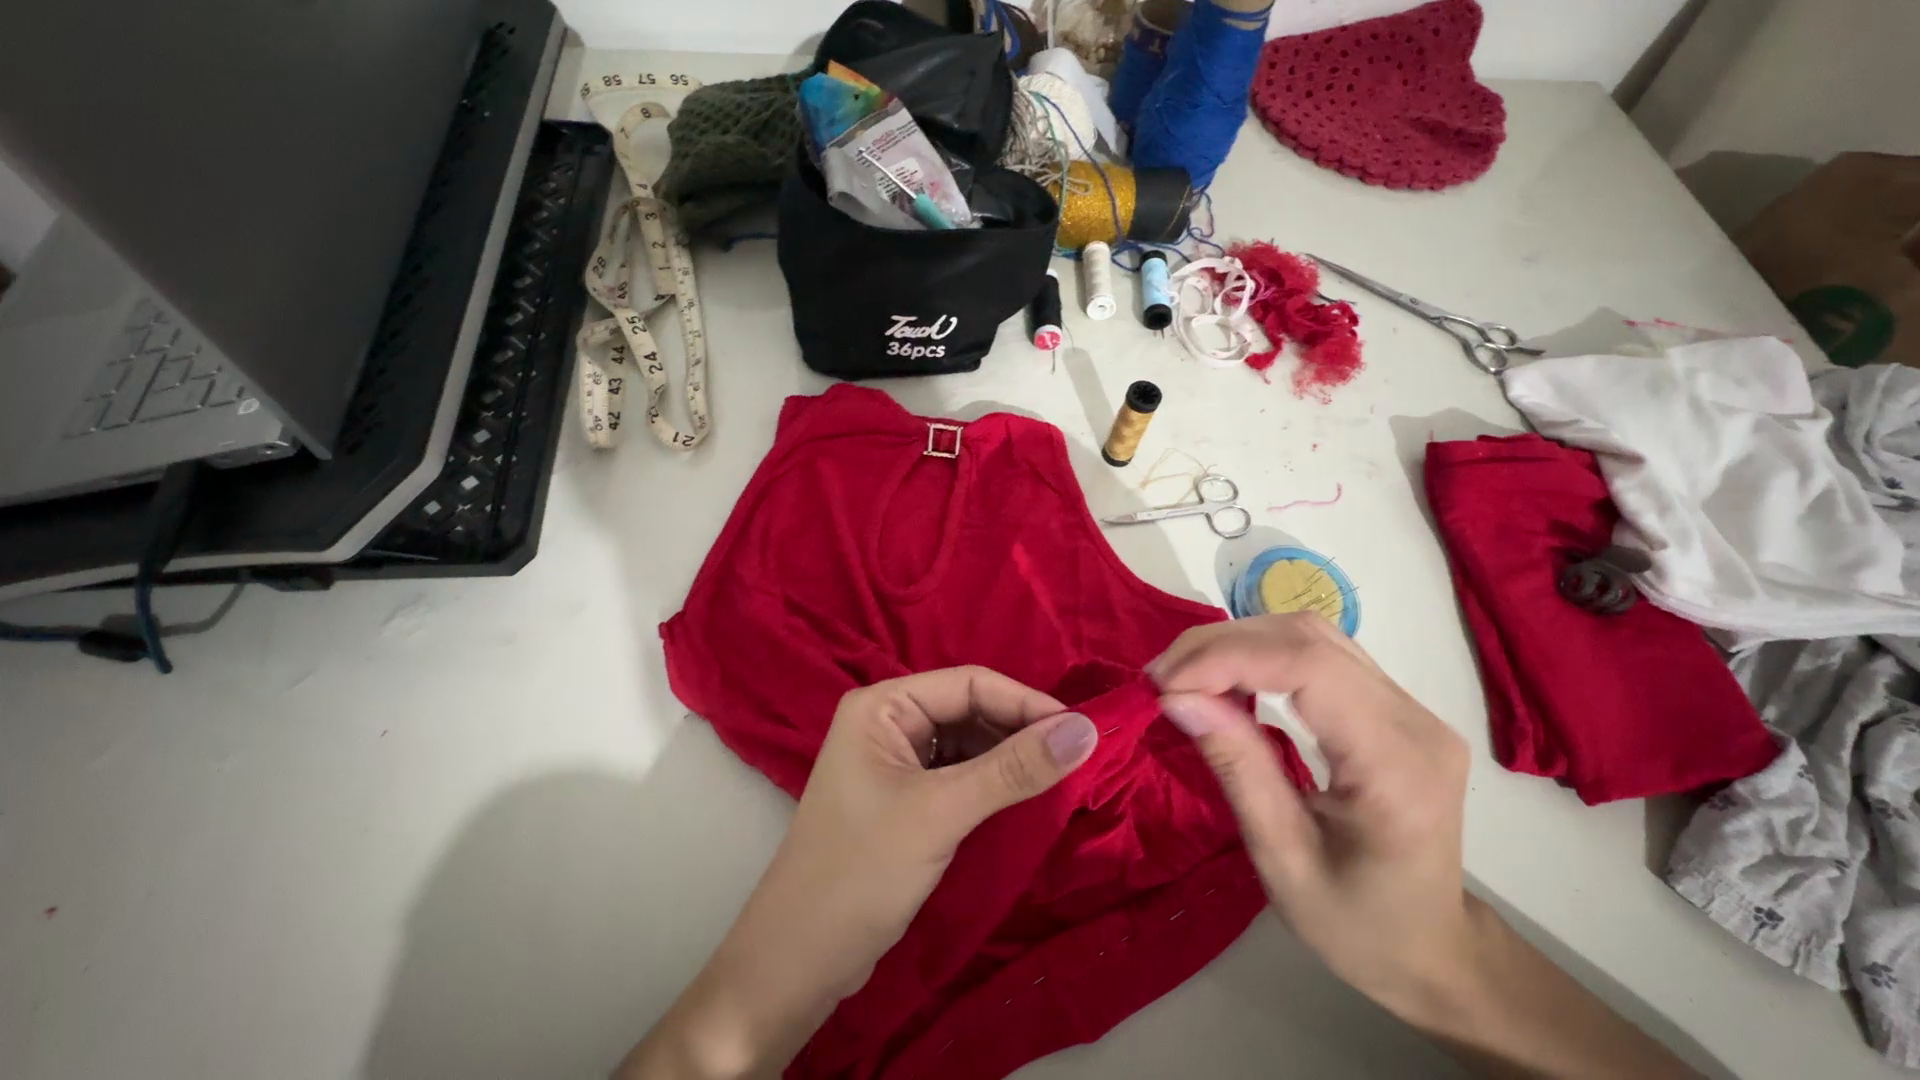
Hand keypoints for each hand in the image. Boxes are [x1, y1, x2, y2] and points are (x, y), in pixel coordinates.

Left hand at [619, 667, 1097, 1079]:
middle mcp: (886, 723)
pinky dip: (992, 784)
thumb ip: (1014, 769)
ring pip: (968, 745)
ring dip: (1010, 759)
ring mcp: (893, 764)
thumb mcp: (942, 813)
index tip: (1084, 732)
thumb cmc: (861, 871)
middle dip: (1021, 732)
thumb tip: (1087, 730)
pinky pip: (959, 777)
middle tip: (1078, 760)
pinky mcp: (903, 801)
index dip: (1027, 703)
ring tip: (1058, 780)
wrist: (798, 959)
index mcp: (882, 706)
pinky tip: (1023, 800)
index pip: (970, 683)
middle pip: (970, 710)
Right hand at [1147, 614, 1475, 1021]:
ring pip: (1315, 636)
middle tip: (1160, 677)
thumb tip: (1177, 697)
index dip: (1228, 657)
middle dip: (1223, 645)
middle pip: (1310, 639)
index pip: (1310, 668)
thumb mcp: (1281, 857)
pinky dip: (1263, 655)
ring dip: (1240, 643)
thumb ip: (1237, 767)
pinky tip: (1226, 677)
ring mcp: (1414, 710)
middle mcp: (1417, 721)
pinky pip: (1324, 656)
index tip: (1164, 683)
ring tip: (1184, 674)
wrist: (1428, 948)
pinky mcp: (1398, 708)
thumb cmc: (1354, 923)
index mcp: (1397, 765)